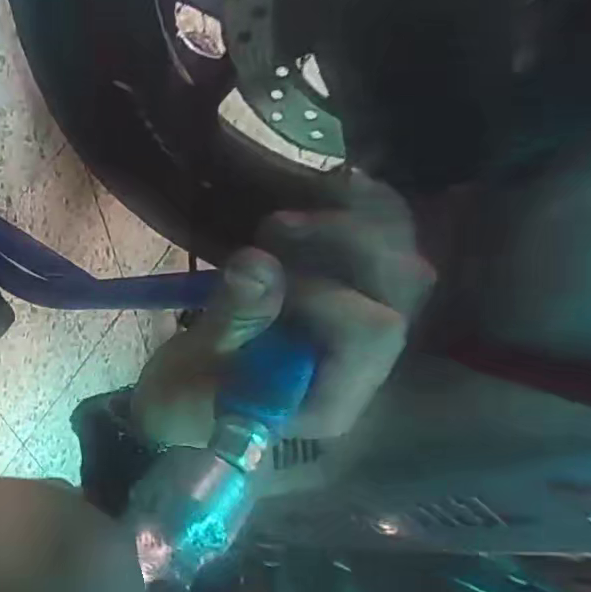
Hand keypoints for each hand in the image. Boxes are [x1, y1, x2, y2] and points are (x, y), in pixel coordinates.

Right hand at [131, 171, 429, 447]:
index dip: (323, 292)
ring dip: (355, 220)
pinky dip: (364, 212)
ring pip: (402, 258)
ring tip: (293, 213)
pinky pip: (388, 248)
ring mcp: (363, 335)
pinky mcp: (352, 307)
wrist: (190, 399)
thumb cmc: (188, 398)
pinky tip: (325, 192)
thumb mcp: (194, 372)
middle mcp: (364, 368)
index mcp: (332, 399)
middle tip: (273, 226)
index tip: (258, 276)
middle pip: (401, 287)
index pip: (370, 333)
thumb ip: (231, 321)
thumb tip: (258, 262)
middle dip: (344, 240)